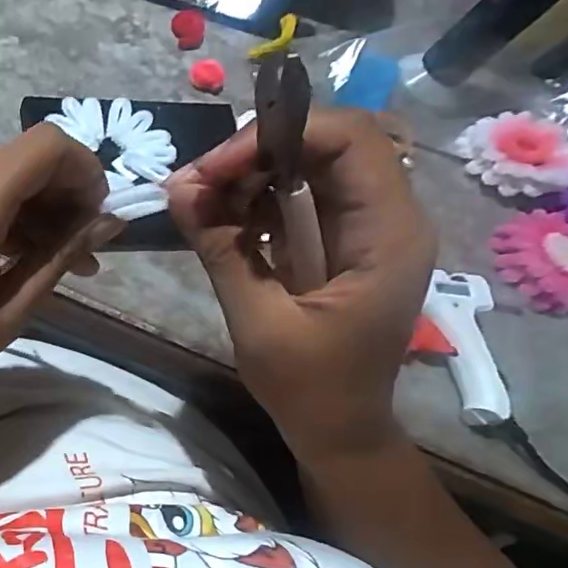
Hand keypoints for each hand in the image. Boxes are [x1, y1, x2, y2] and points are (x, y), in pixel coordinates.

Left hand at [0, 124, 120, 470]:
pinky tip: (32, 255)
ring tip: (69, 259)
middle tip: (89, 242)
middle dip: (64, 191)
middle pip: (21, 157)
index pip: (43, 147)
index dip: (84, 169)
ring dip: (38, 207)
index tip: (101, 213)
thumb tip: (109, 222)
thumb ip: (60, 257)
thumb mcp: (9, 313)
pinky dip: (8, 215)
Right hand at [167, 107, 430, 461]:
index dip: (277, 135)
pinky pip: (302, 197)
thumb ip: (221, 250)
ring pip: (311, 165)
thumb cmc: (310, 389)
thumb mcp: (258, 323)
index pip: (349, 138)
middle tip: (198, 183)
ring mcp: (368, 228)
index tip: (215, 168)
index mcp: (388, 235)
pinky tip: (224, 220)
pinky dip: (259, 201)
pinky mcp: (344, 242)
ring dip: (252, 175)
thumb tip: (177, 189)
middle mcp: (390, 217)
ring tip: (202, 202)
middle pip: (328, 144)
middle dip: (256, 153)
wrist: (341, 432)